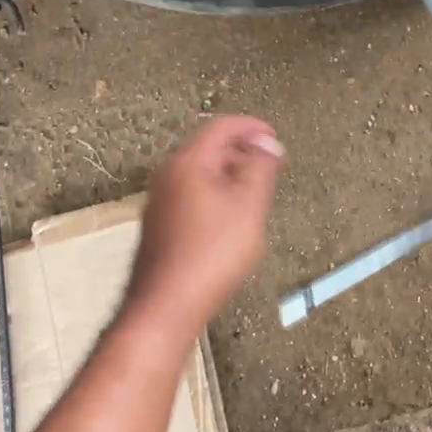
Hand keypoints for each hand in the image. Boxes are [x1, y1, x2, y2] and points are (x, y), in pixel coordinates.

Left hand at [122, 116, 283, 334]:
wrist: (166, 304)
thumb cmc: (209, 255)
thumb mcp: (248, 205)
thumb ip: (260, 168)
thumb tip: (267, 143)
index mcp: (188, 163)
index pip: (221, 127)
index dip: (250, 127)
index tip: (271, 135)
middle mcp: (167, 176)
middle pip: (207, 148)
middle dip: (240, 150)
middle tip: (267, 161)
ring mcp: (159, 201)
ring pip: (198, 174)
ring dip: (227, 174)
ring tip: (253, 190)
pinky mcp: (159, 225)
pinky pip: (190, 196)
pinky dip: (213, 195)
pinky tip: (229, 219)